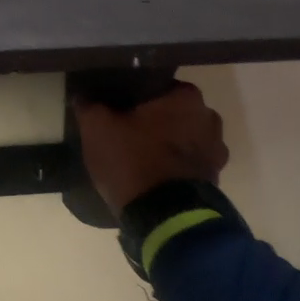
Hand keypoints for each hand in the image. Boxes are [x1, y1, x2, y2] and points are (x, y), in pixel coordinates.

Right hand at [73, 82, 229, 217]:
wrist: (164, 216)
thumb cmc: (132, 159)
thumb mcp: (97, 128)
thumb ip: (90, 105)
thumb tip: (83, 96)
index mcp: (186, 97)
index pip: (159, 85)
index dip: (137, 95)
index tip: (119, 107)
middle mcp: (209, 118)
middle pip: (174, 112)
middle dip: (154, 120)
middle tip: (126, 131)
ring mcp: (216, 151)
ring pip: (184, 138)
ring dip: (167, 144)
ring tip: (139, 156)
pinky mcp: (214, 179)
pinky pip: (189, 163)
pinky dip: (174, 166)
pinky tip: (152, 175)